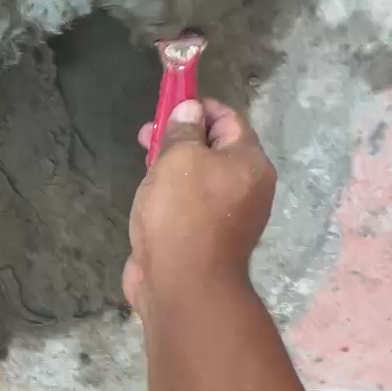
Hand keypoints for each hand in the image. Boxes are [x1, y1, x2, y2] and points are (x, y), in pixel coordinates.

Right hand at [123, 97, 276, 318]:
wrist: (183, 285)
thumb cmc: (182, 214)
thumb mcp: (178, 159)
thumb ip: (183, 131)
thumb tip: (189, 111)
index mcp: (249, 163)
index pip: (229, 119)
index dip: (199, 107)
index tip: (167, 105)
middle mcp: (246, 188)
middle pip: (214, 149)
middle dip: (180, 138)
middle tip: (145, 136)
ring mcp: (227, 217)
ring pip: (199, 179)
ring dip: (172, 168)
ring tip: (142, 166)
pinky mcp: (204, 239)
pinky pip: (189, 206)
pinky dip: (171, 196)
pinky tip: (149, 200)